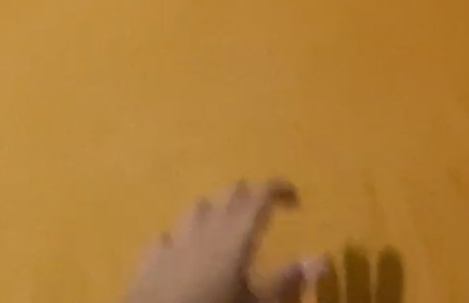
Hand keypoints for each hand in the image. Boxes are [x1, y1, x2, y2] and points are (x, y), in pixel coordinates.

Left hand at [125, 180, 326, 302]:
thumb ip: (288, 281)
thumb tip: (322, 257)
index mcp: (236, 233)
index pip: (262, 193)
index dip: (280, 189)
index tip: (294, 201)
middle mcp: (207, 227)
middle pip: (231, 193)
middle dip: (248, 197)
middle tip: (262, 216)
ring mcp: (173, 242)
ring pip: (197, 207)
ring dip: (213, 211)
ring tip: (223, 230)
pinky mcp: (146, 264)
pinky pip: (163, 238)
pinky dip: (176, 240)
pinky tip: (180, 254)